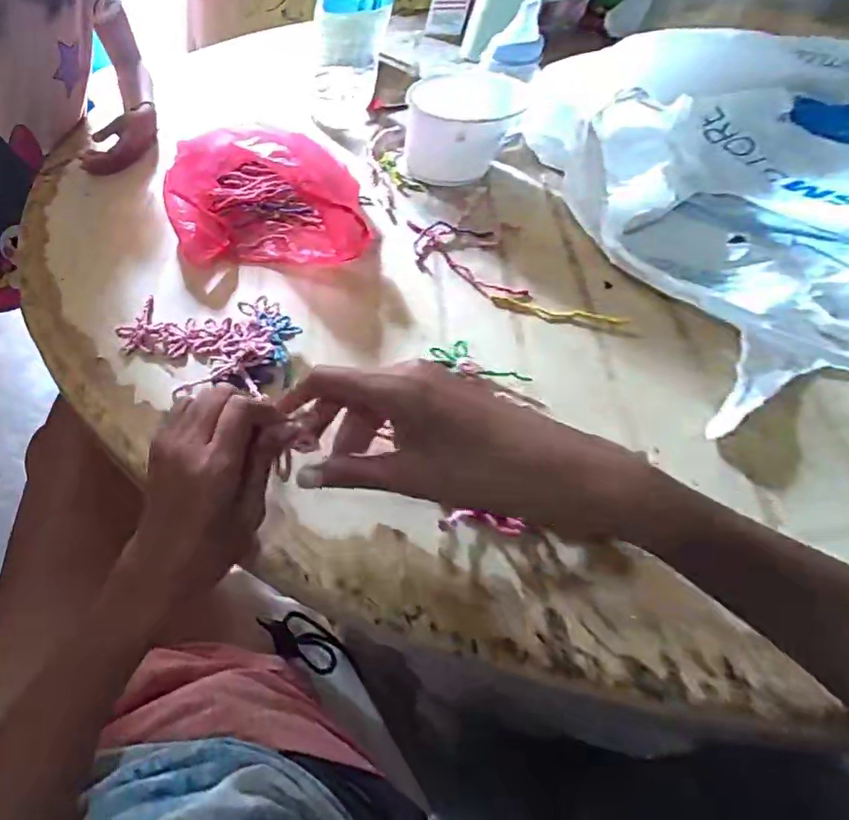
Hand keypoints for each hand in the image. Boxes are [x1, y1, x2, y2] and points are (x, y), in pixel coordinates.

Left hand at [80, 103, 156, 174]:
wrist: (149, 119)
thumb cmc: (134, 119)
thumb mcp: (119, 122)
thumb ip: (106, 131)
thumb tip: (94, 139)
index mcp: (127, 149)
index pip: (108, 159)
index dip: (94, 160)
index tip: (82, 157)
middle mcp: (129, 157)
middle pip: (108, 167)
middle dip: (93, 166)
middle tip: (80, 162)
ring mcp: (130, 160)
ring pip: (111, 168)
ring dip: (97, 166)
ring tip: (85, 161)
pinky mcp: (129, 159)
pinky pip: (115, 166)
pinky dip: (104, 164)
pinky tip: (95, 158)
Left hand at [122, 385, 295, 605]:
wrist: (160, 562)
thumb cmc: (212, 548)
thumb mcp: (249, 510)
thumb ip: (262, 461)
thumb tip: (286, 426)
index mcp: (214, 464)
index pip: (239, 407)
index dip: (264, 408)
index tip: (279, 424)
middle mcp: (187, 443)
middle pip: (218, 393)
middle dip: (244, 402)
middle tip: (260, 427)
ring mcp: (167, 439)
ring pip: (198, 395)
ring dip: (221, 405)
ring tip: (236, 430)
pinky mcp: (156, 442)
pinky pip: (181, 408)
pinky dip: (201, 411)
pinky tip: (213, 435)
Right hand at [277, 362, 659, 542]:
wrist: (573, 473)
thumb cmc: (485, 475)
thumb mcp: (411, 477)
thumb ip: (352, 472)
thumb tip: (304, 477)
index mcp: (394, 386)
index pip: (325, 378)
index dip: (295, 398)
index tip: (275, 424)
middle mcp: (408, 371)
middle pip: (348, 387)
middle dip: (324, 420)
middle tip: (310, 456)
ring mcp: (433, 378)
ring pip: (375, 396)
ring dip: (354, 426)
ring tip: (350, 465)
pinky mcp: (451, 391)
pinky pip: (401, 400)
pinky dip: (382, 424)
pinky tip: (386, 453)